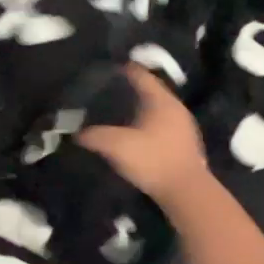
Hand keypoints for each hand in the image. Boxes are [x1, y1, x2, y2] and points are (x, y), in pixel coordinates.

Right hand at [78, 64, 210, 207]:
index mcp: (161, 100)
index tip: (102, 72)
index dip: (121, 71)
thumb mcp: (117, 147)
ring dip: (139, 110)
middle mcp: (176, 107)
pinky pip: (163, 125)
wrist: (186, 192)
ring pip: (157, 109)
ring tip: (117, 115)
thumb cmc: (153, 161)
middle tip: (105, 94)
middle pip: (150, 90)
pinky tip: (136, 135)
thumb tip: (77, 133)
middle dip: (128, 91)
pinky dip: (148, 125)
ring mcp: (184, 126)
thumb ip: (94, 136)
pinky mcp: (186, 143)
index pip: (139, 74)